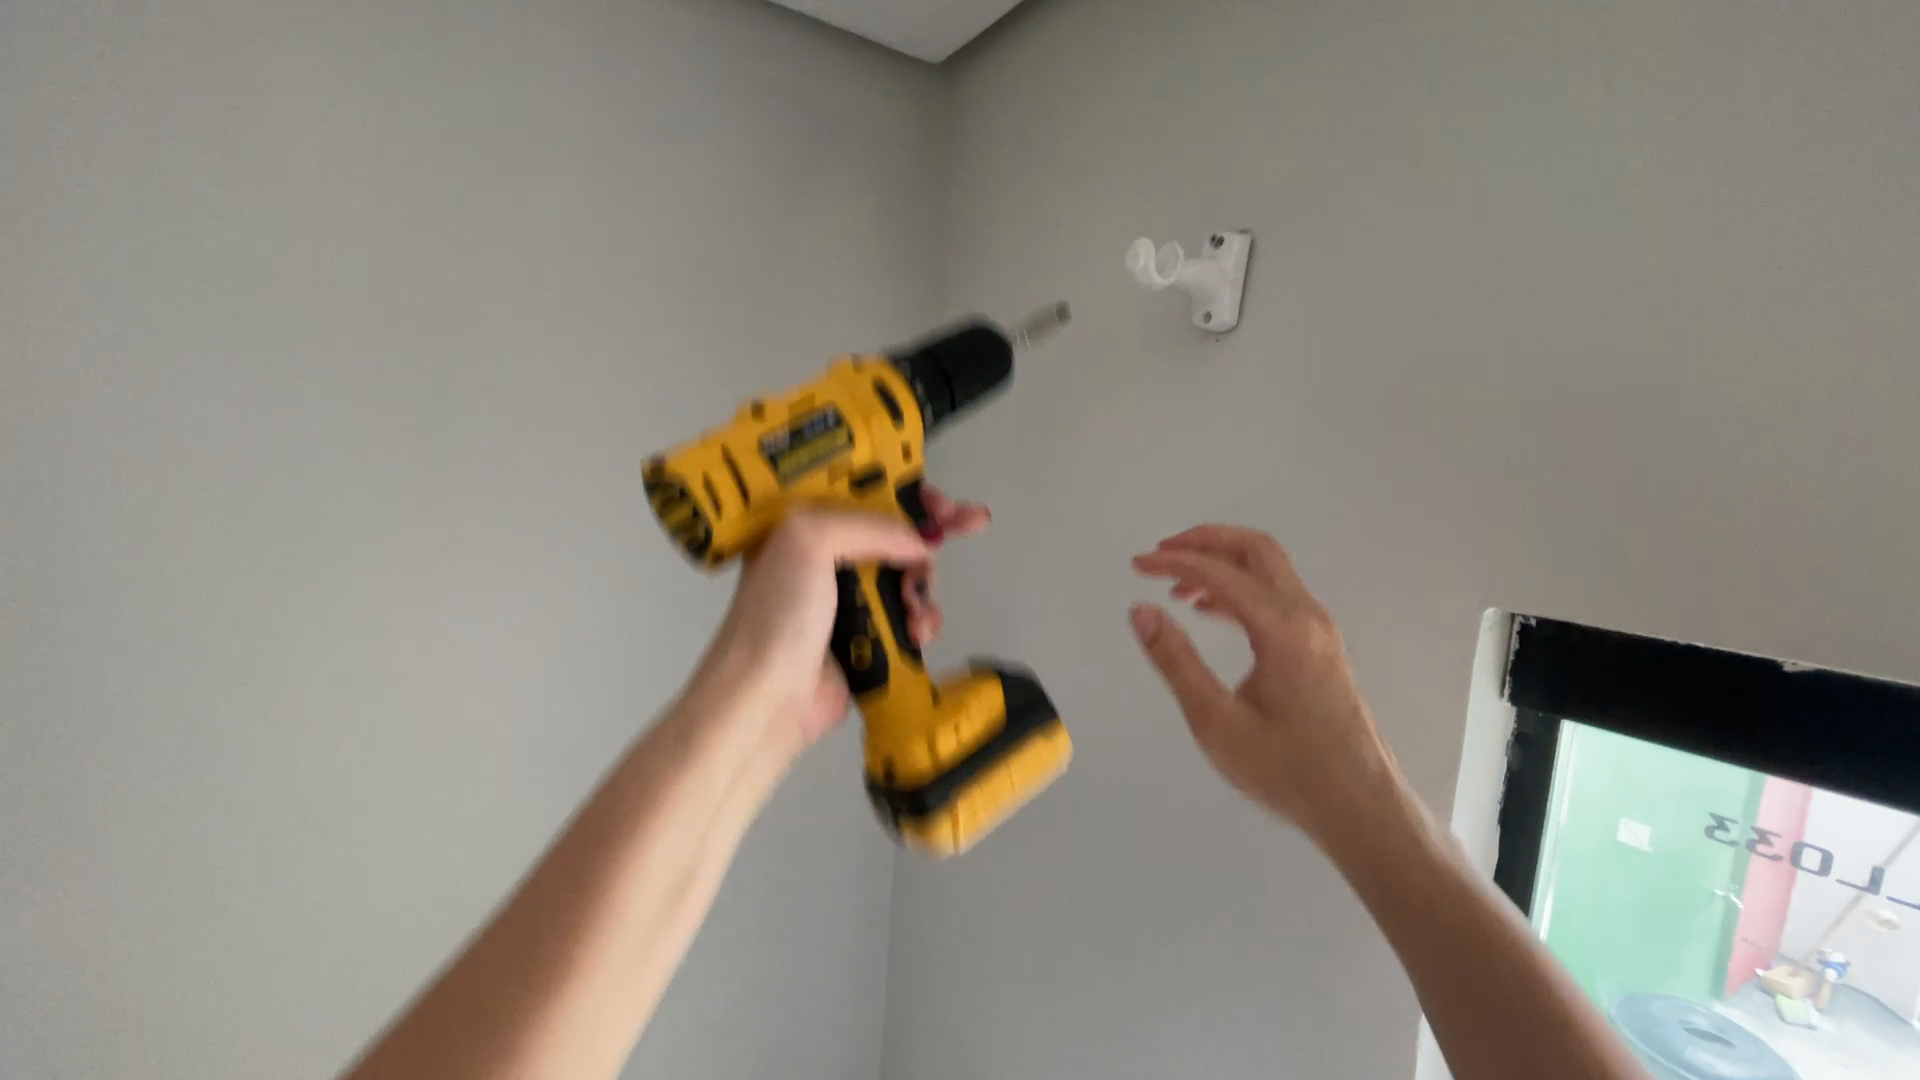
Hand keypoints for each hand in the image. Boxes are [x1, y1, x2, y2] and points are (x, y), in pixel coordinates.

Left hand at [693, 486, 989, 755]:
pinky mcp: (869, 641)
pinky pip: (911, 620)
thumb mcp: (810, 541)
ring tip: (916, 608)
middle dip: (931, 533)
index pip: (865, 493)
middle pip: (896, 534)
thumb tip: (921, 543)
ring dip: (925, 587)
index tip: (942, 500)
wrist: (767, 698)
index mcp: (806, 525)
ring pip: (910, 578)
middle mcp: (828, 559)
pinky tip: (918, 633)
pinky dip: (923, 623)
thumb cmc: (780, 611)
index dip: (908, 490)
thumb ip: (871, 526)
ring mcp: (850, 602)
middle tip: (972, 524)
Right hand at [1129, 525, 1397, 838]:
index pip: (1220, 573)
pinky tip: (1209, 613)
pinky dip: (1238, 589)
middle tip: (1161, 553)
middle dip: (1204, 542)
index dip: (1174, 562)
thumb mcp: (1216, 721)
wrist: (1359, 806)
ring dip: (1222, 564)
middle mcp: (1306, 616)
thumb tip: (1141, 611)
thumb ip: (1176, 661)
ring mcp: (1318, 630)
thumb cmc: (1286, 769)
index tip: (1137, 566)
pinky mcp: (1319, 646)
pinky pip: (1276, 596)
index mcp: (1282, 628)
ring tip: (1175, 585)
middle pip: (1256, 550)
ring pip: (1269, 570)